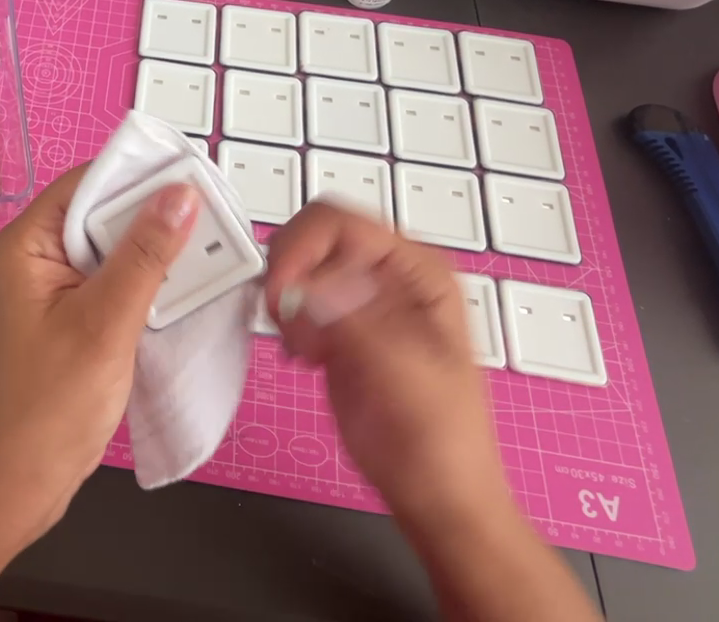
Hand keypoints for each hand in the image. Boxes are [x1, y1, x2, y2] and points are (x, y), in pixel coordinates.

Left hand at [0, 165, 199, 537]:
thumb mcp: (104, 322)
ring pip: (115, 245)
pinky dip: (150, 278)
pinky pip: (117, 277)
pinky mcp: (77, 311)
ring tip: (213, 242)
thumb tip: (181, 194)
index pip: (86, 185)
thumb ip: (144, 256)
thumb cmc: (51, 404)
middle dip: (155, 212)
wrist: (25, 480)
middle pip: (103, 213)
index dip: (138, 176)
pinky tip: (187, 281)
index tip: (193, 174)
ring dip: (158, 247)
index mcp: (28, 243)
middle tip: (216, 211)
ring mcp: (57, 285)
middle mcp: (39, 254)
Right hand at [265, 201, 513, 533]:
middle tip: (295, 327)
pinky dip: (284, 320)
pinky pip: (290, 296)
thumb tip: (307, 283)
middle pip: (311, 235)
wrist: (433, 495)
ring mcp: (359, 296)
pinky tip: (306, 356)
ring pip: (294, 263)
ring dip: (285, 302)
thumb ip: (357, 322)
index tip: (281, 296)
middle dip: (289, 275)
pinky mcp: (335, 322)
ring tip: (308, 348)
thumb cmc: (438, 442)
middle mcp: (386, 273)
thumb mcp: (405, 377)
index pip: (339, 222)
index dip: (300, 249)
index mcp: (416, 270)